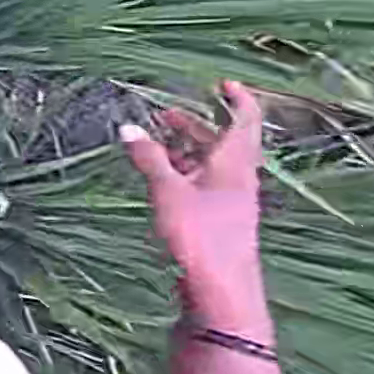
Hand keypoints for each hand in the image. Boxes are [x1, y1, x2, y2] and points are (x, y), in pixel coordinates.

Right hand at [119, 81, 270, 340]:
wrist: (221, 290)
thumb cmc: (200, 235)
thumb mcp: (168, 191)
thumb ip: (148, 158)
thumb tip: (128, 128)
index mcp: (234, 165)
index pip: (245, 122)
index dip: (238, 100)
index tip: (223, 83)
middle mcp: (237, 179)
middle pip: (223, 142)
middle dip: (197, 124)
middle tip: (168, 115)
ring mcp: (230, 201)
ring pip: (211, 163)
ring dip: (187, 148)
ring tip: (157, 142)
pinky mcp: (218, 219)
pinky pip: (203, 183)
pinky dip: (184, 171)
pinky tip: (162, 176)